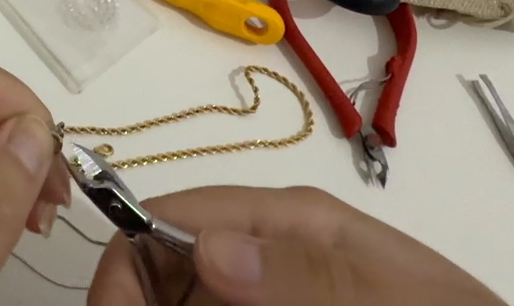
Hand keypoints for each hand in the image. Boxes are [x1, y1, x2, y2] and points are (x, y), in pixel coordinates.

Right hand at [87, 186, 505, 305]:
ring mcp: (265, 292)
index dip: (125, 262)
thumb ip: (303, 272)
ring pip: (183, 300)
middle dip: (135, 301)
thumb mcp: (388, 298)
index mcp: (280, 219)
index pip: (170, 217)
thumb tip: (205, 246)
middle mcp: (261, 252)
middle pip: (164, 269)